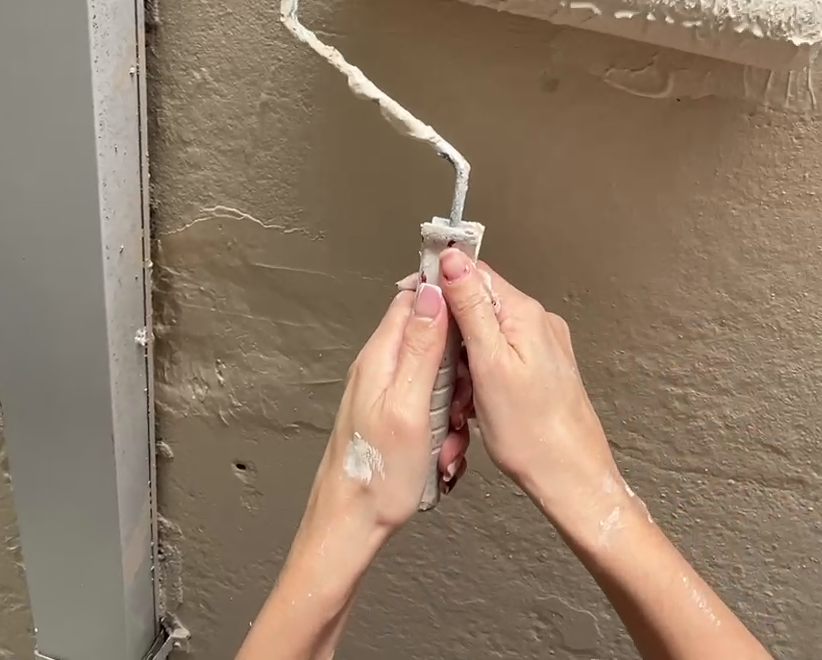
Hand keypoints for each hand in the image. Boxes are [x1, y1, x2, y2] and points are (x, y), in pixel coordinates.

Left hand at [300, 275, 465, 543]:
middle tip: (460, 395)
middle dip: (455, 360)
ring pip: (433, 372)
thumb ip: (421, 348)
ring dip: (450, 397)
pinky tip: (441, 446)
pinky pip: (427, 400)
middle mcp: (379, 366)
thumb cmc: (376, 476)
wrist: (349, 527)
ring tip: (450, 429)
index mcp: (381, 355)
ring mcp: (384, 390)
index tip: (472, 313)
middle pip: (428, 334)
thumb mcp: (408, 406)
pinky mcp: (392, 413)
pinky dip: (441, 419)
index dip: (444, 297)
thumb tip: (432, 294)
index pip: (413, 298)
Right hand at [438, 248, 628, 533]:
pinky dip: (480, 375)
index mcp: (524, 313)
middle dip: (452, 335)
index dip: (440, 285)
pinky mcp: (540, 368)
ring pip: (484, 336)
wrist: (571, 478)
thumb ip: (470, 306)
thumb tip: (454, 258)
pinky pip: (498, 357)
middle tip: (443, 372)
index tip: (416, 305)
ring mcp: (541, 345)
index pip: (474, 273)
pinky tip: (477, 404)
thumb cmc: (532, 432)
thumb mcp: (488, 363)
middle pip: (477, 305)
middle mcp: (537, 322)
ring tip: (463, 398)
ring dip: (464, 361)